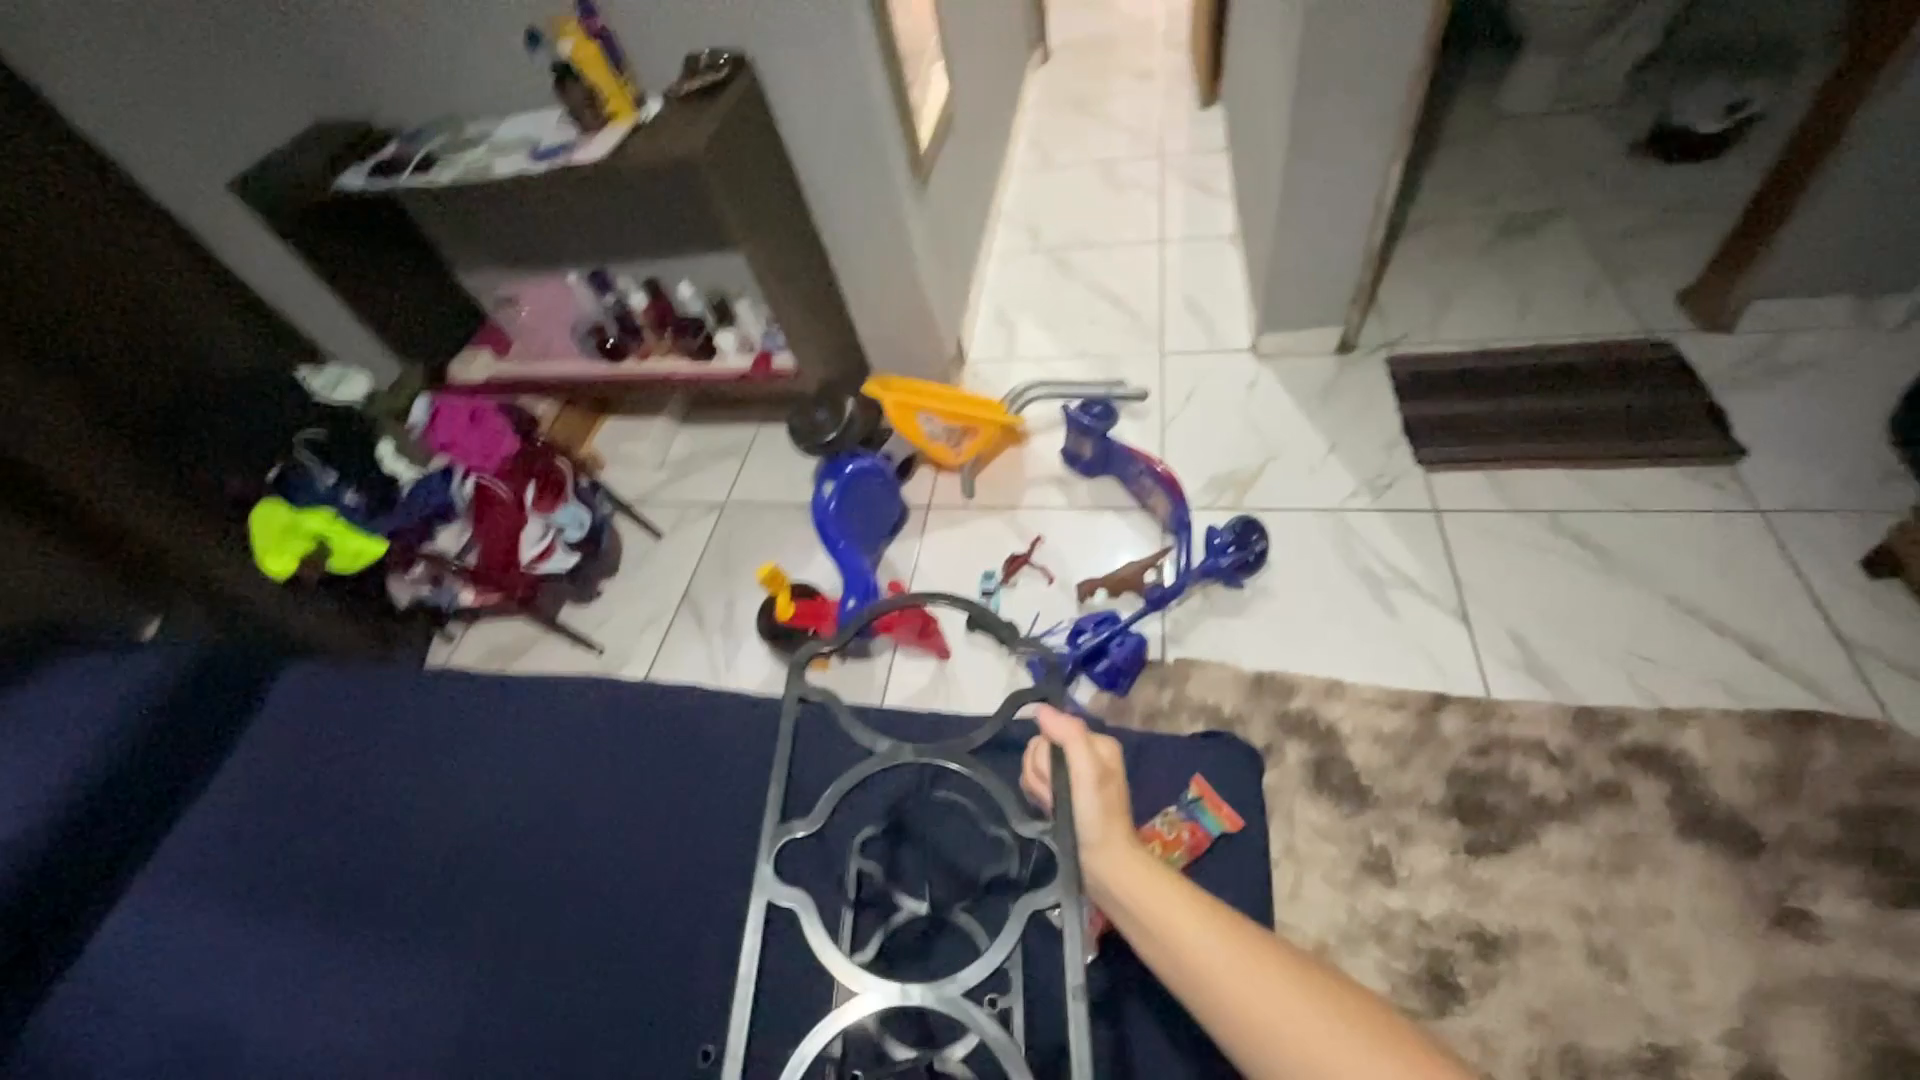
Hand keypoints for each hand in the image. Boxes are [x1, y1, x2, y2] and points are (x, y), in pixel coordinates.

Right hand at [1020, 706, 1139, 885]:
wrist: (1102, 865)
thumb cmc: (1097, 816)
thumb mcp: (1089, 771)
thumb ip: (1068, 735)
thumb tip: (1040, 708)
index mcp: (1095, 743)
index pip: (1050, 730)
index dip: (1046, 756)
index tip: (1058, 778)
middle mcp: (1083, 754)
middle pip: (1039, 748)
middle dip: (1042, 774)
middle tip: (1058, 798)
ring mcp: (1070, 775)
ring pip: (1033, 766)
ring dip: (1039, 788)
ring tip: (1055, 808)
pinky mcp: (1059, 794)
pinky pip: (1034, 783)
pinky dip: (1038, 797)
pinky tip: (1050, 812)